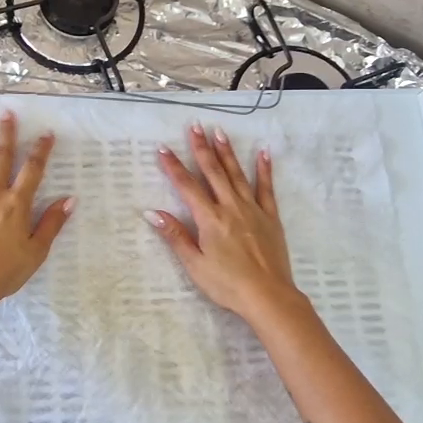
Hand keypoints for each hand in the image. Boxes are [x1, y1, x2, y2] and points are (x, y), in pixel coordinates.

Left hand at [0, 112, 73, 301]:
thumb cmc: (6, 271)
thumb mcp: (37, 250)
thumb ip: (52, 223)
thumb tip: (69, 199)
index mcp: (18, 203)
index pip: (33, 169)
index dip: (41, 150)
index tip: (47, 133)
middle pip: (2, 157)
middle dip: (6, 133)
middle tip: (7, 112)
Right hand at [149, 123, 309, 327]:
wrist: (268, 295)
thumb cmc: (227, 284)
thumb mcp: (195, 264)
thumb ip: (176, 236)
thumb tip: (153, 213)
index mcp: (209, 219)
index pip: (187, 186)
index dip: (173, 166)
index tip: (162, 148)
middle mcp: (230, 207)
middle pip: (213, 172)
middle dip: (201, 148)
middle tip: (194, 126)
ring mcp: (252, 209)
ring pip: (237, 174)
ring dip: (227, 152)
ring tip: (219, 132)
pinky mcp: (270, 217)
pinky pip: (266, 188)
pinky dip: (264, 169)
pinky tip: (263, 152)